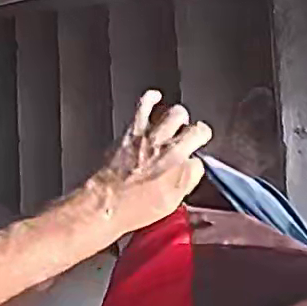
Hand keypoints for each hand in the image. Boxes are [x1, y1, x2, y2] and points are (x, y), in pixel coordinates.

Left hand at [84, 90, 210, 235]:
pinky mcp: (134, 130)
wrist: (106, 203)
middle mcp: (171, 151)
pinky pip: (144, 106)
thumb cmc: (133, 208)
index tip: (190, 165)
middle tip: (193, 136)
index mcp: (183, 172)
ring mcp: (152, 138)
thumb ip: (184, 182)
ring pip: (176, 114)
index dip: (195, 163)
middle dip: (197, 133)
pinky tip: (155, 96)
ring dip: (179, 117)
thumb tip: (190, 171)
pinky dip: (151, 98)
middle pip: (196, 131)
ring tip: (178, 119)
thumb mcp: (169, 204)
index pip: (200, 161)